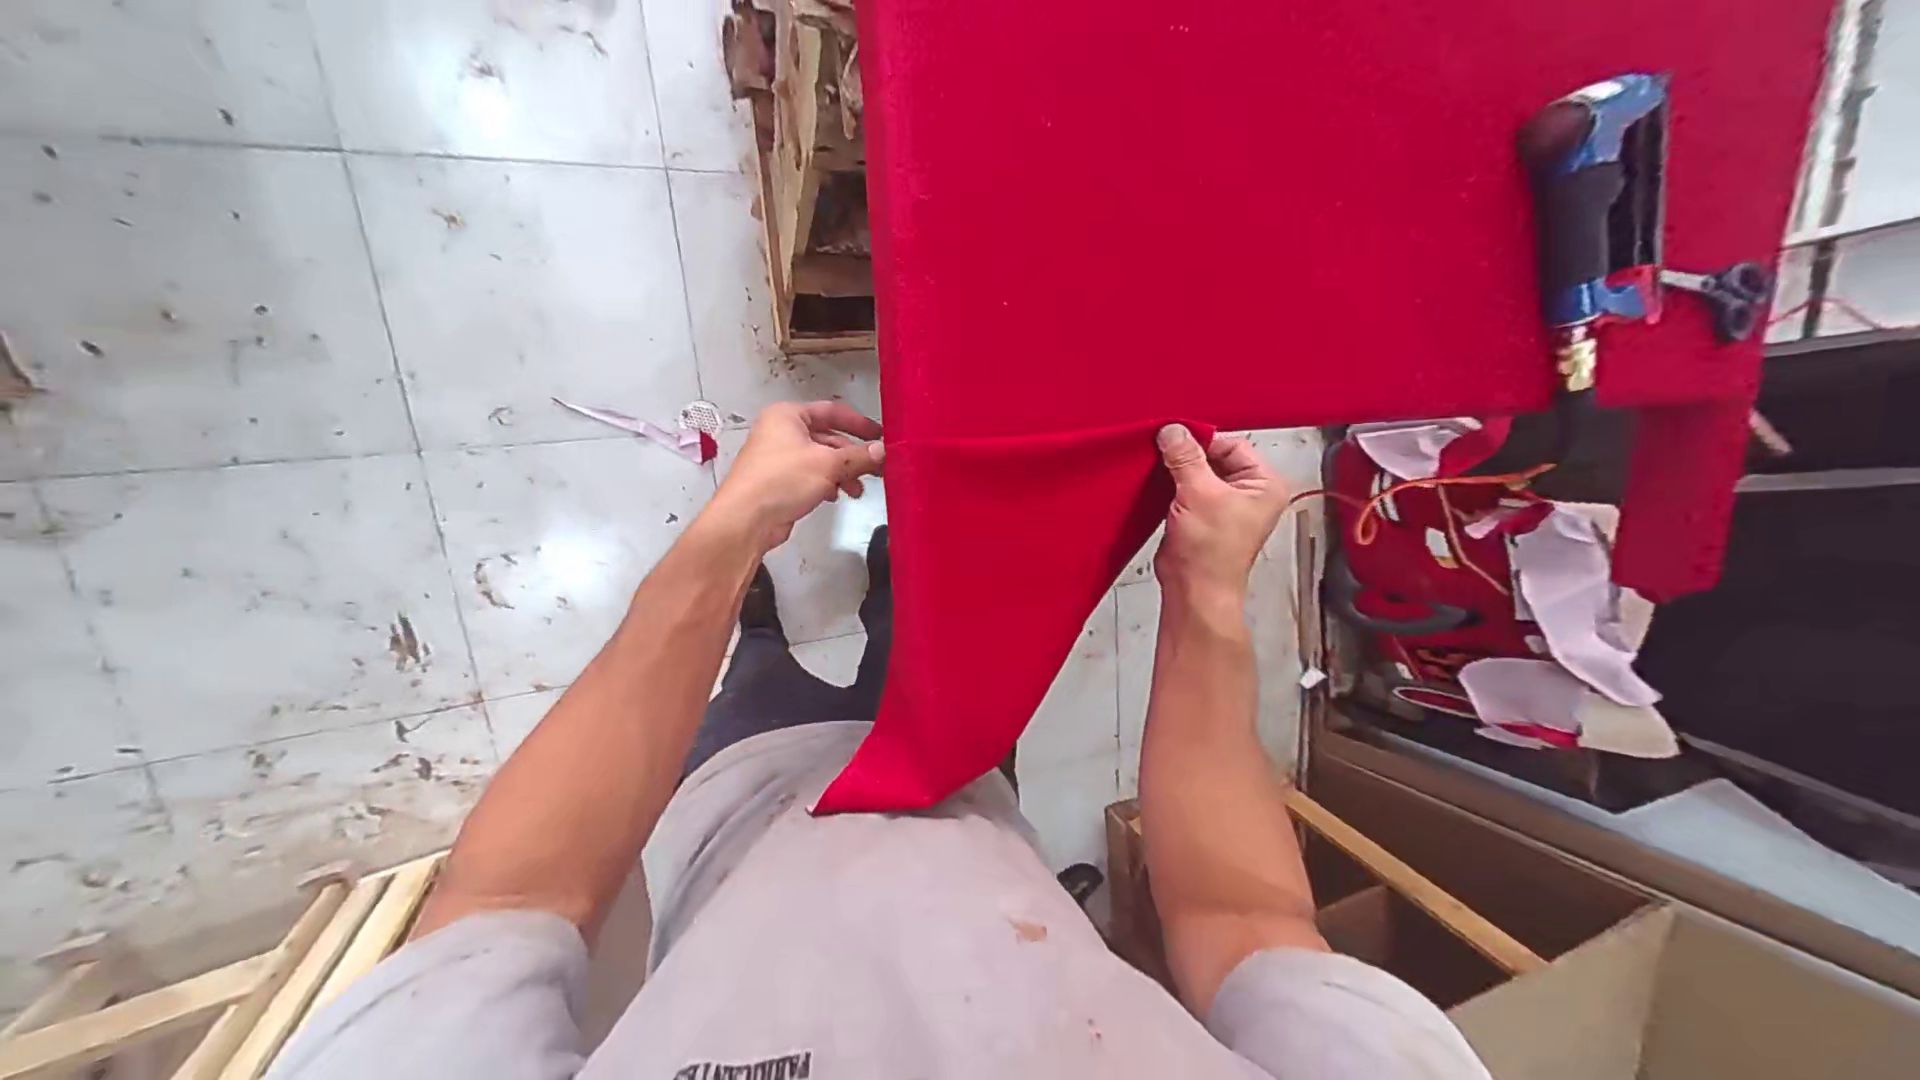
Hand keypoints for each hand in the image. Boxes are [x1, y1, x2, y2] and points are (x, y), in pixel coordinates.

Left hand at [705, 401, 884, 552]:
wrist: (747, 520)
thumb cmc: (778, 482)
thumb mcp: (828, 464)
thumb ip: (859, 456)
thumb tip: (882, 451)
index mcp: (787, 416)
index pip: (832, 411)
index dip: (858, 423)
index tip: (879, 435)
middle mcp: (781, 432)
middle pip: (828, 437)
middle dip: (852, 455)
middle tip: (876, 466)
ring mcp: (779, 458)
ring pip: (821, 459)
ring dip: (843, 473)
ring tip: (857, 488)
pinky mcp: (780, 481)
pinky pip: (812, 476)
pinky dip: (828, 484)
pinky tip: (838, 495)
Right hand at [1153, 425, 1287, 603]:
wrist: (1193, 589)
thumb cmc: (1210, 549)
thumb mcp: (1199, 493)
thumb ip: (1185, 458)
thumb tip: (1172, 430)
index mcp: (1263, 484)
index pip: (1233, 445)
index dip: (1203, 441)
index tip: (1175, 437)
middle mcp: (1247, 493)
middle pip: (1213, 458)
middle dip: (1186, 456)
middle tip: (1161, 449)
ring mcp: (1222, 506)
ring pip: (1196, 474)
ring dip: (1176, 471)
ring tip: (1155, 465)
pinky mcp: (1199, 516)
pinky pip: (1184, 490)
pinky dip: (1169, 485)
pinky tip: (1153, 481)